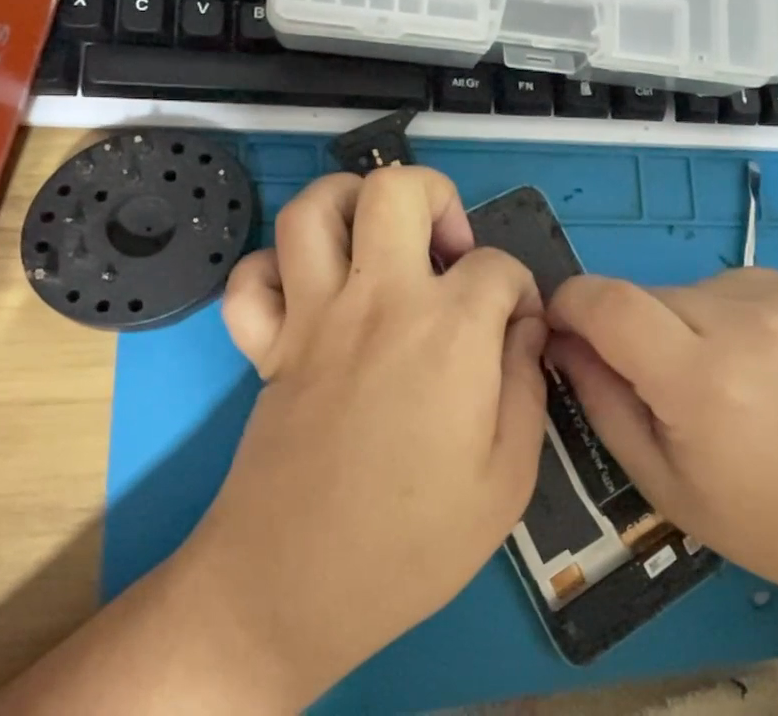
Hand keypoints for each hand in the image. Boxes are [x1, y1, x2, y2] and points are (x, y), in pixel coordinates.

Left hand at [196, 167, 547, 704]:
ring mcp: (312, 316)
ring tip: (381, 248)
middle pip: (396, 188)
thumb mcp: (509, 479)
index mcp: (449, 330)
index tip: (516, 329)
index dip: (519, 290)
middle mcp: (378, 299)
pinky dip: (275, 271)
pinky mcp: (265, 345)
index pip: (497, 264)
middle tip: (448, 254)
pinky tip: (310, 296)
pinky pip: (252, 277)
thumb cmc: (413, 542)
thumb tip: (524, 329)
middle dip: (436, 199)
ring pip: (314, 208)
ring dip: (353, 206)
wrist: (293, 588)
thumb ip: (526, 387)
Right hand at [546, 268, 777, 603]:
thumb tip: (559, 341)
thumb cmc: (767, 520)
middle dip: (627, 330)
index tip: (561, 329)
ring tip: (714, 379)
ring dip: (676, 324)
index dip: (569, 304)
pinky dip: (719, 316)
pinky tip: (751, 362)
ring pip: (685, 289)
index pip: (606, 302)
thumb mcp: (662, 482)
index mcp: (702, 379)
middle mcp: (744, 321)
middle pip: (643, 295)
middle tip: (654, 385)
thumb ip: (600, 401)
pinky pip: (728, 286)